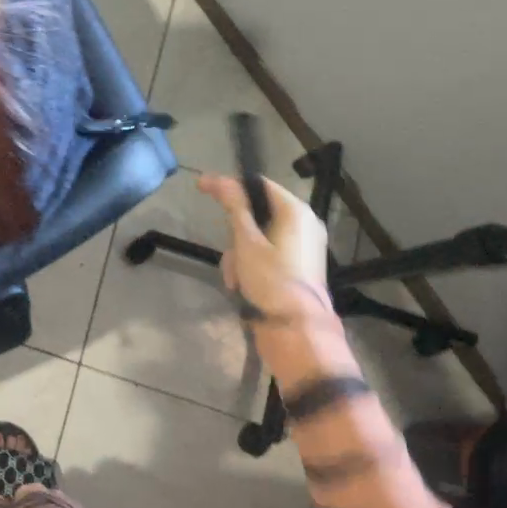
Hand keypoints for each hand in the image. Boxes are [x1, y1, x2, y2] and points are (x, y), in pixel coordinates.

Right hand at [196, 173, 332, 323]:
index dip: (230, 185)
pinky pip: (268, 253)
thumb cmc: (271, 280)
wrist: (296, 328)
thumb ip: (234, 207)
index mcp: (296, 212)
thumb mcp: (246, 242)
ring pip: (258, 236)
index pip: (258, 184)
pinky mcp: (299, 265)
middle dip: (235, 234)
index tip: (202, 188)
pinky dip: (252, 265)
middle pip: (257, 214)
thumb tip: (218, 178)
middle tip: (228, 252)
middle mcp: (305, 224)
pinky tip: (243, 285)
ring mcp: (303, 246)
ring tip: (236, 277)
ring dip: (239, 254)